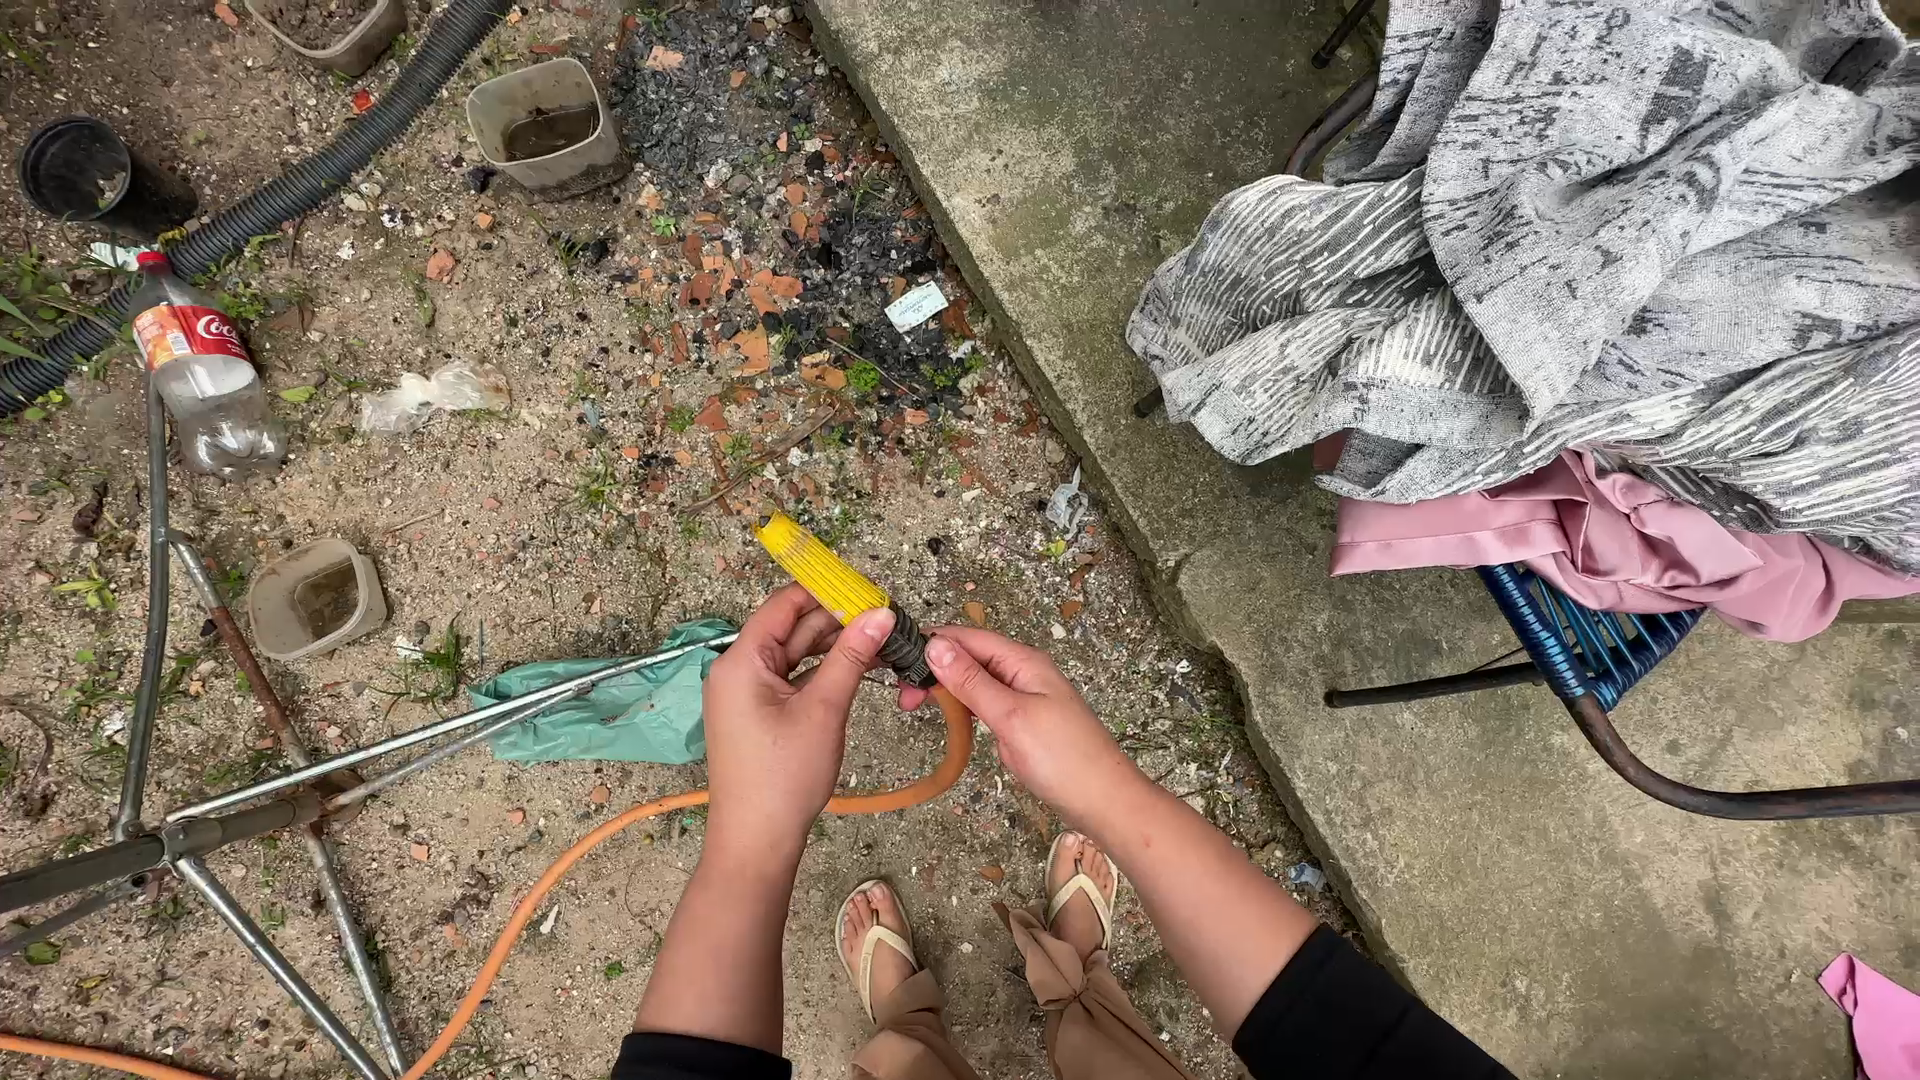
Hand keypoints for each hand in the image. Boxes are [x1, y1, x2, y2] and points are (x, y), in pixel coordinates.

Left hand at [702, 584, 895, 856]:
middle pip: (792, 627)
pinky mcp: (759, 712)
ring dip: (835, 646)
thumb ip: (852, 656)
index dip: (826, 591)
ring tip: (879, 640)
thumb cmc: (784, 775)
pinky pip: (793, 677)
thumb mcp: (823, 709)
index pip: (784, 604)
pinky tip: (857, 667)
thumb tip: (881, 613)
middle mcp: (738, 669)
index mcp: (741, 660)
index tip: (869, 589)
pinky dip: (823, 670)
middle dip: (837, 620)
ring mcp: (747, 692)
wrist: (757, 843)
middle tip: (884, 617)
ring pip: (796, 653)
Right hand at [915, 626, 1145, 821]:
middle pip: (970, 656)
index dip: (932, 644)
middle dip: (935, 668)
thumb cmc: (1062, 758)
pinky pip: (987, 702)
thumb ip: (972, 682)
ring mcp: (1024, 696)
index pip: (969, 637)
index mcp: (1023, 660)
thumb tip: (936, 645)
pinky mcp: (1023, 720)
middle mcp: (1023, 671)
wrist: (1105, 802)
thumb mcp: (1010, 716)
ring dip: (947, 687)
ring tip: (915, 705)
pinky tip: (951, 717)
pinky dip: (964, 706)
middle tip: (904, 698)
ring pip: (976, 680)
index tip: (897, 663)